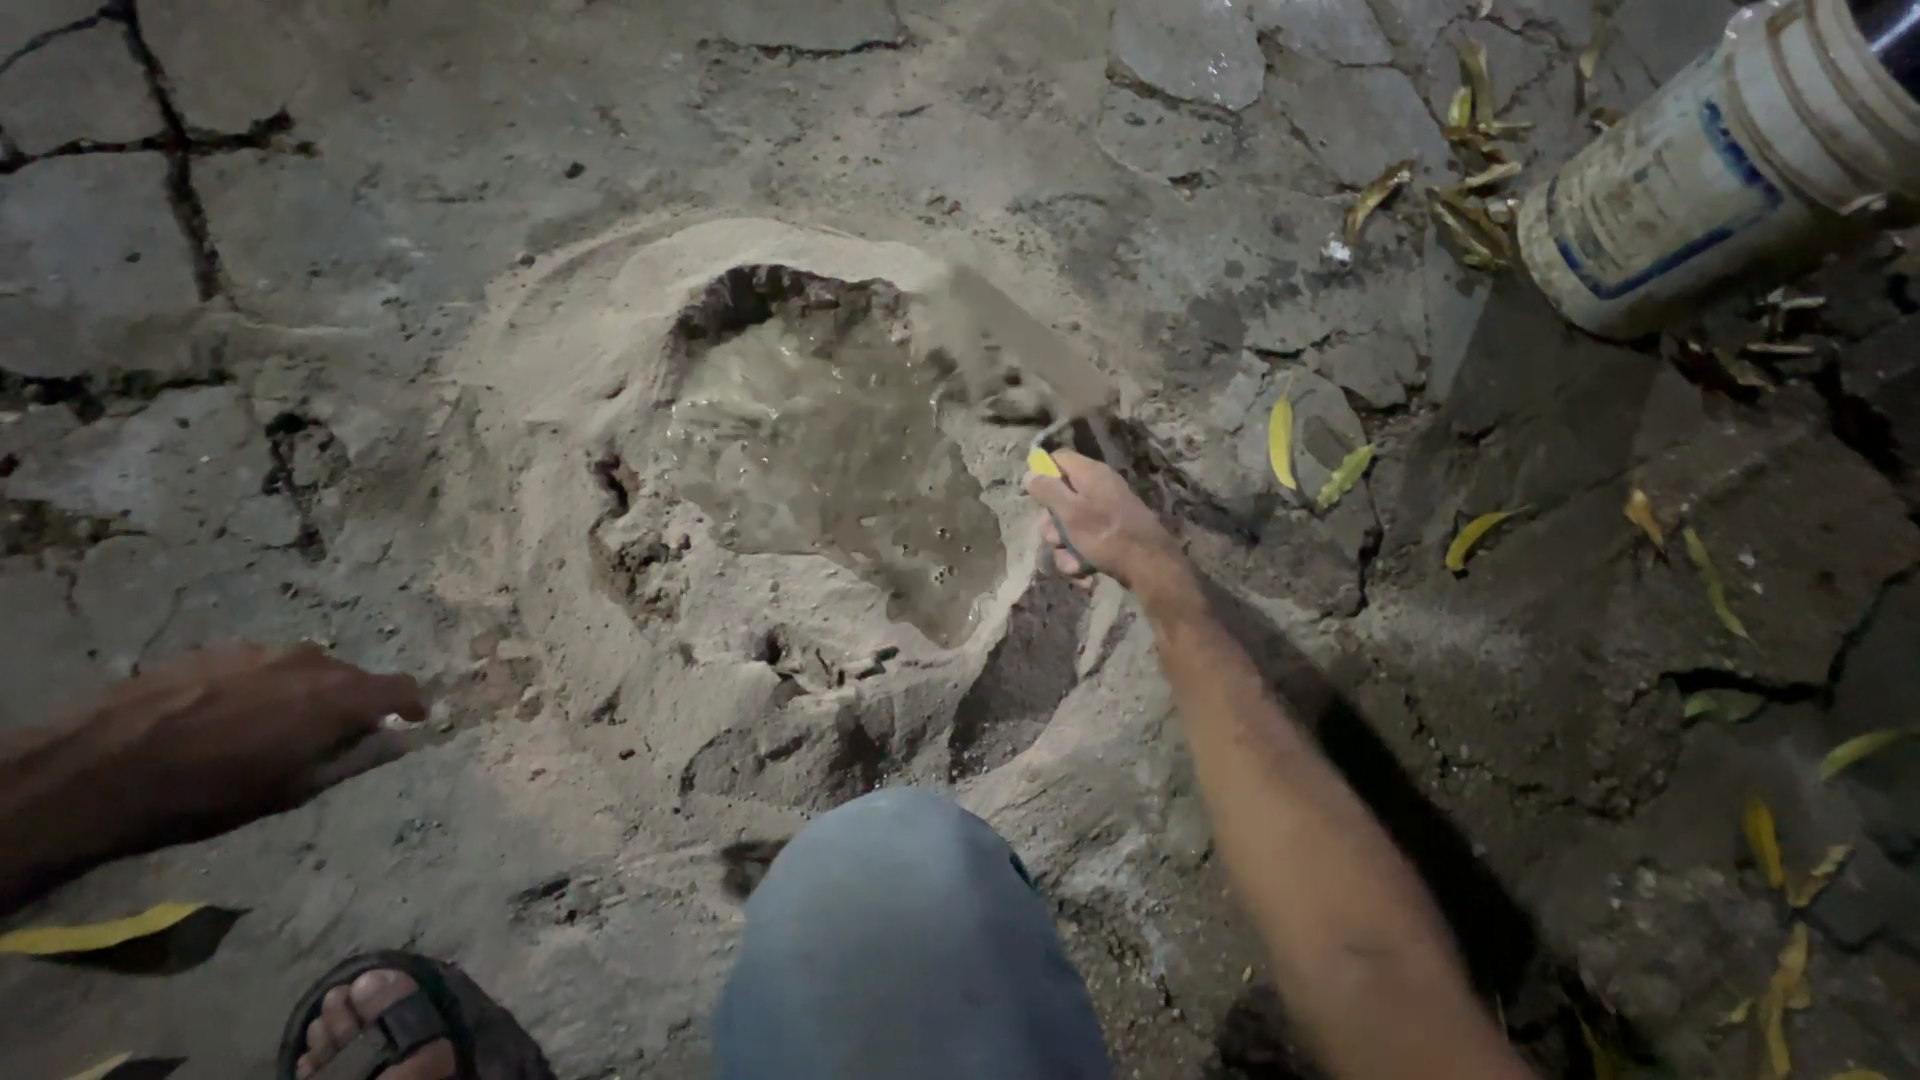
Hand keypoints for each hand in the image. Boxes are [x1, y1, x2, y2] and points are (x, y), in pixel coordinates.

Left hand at [8, 644, 425, 881]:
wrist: (98, 769)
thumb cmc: (209, 793)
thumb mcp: (293, 789)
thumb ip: (356, 759)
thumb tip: (403, 741)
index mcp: (337, 697)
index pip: (399, 687)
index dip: (413, 702)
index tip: (415, 718)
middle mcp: (309, 662)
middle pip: (354, 676)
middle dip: (357, 701)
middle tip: (340, 734)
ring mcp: (261, 652)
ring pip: (307, 667)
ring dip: (310, 691)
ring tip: (282, 724)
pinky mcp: (216, 650)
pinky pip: (263, 665)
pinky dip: (267, 685)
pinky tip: (235, 714)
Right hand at [1023, 450, 1192, 600]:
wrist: (1149, 566)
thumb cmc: (1106, 535)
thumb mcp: (1071, 512)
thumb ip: (1048, 490)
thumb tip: (1030, 473)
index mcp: (1090, 474)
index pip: (1058, 458)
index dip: (1042, 474)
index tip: (1034, 496)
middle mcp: (1098, 488)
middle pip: (1060, 498)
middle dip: (1051, 524)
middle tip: (1055, 539)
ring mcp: (1105, 512)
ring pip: (1069, 525)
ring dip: (1064, 548)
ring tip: (1072, 563)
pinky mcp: (1110, 533)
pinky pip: (1084, 541)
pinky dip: (1079, 556)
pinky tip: (1083, 570)